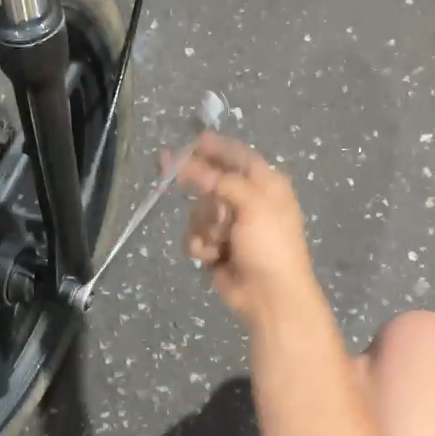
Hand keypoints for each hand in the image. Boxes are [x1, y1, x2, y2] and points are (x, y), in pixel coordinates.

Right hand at [177, 132, 314, 325]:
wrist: (269, 294)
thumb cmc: (269, 246)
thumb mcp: (252, 205)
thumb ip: (220, 181)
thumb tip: (191, 165)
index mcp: (265, 185)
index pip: (238, 157)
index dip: (215, 147)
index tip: (192, 140)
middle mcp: (247, 201)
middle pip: (210, 182)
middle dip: (195, 186)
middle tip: (165, 169)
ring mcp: (230, 226)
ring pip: (198, 212)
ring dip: (202, 226)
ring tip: (217, 242)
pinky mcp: (215, 248)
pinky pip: (194, 236)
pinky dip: (199, 246)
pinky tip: (211, 257)